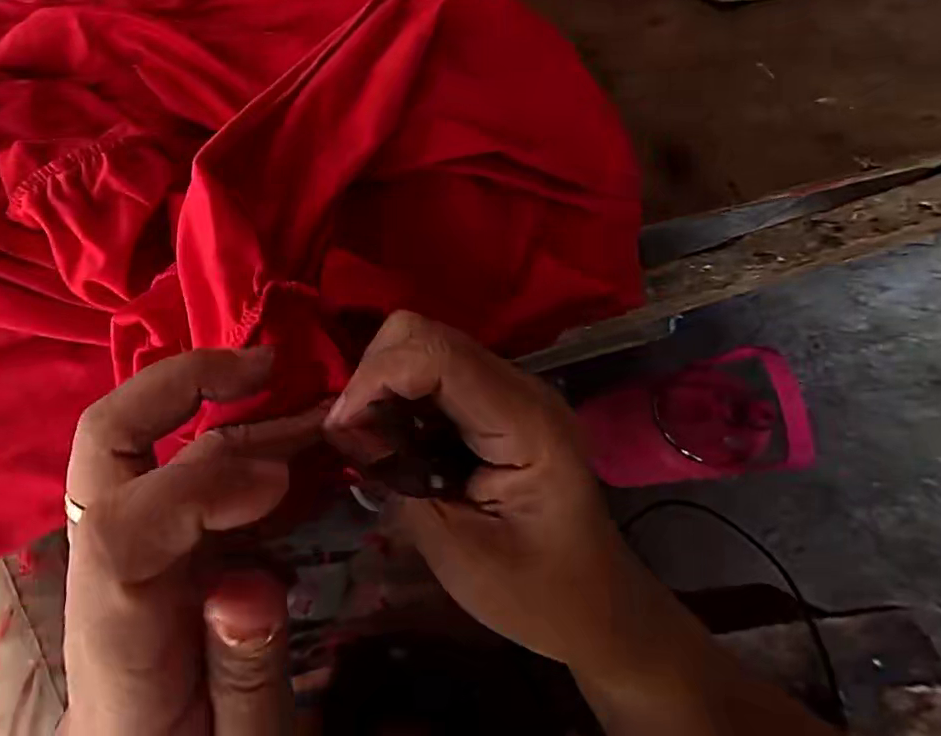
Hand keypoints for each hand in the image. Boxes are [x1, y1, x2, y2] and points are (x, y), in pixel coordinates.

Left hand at [63, 346, 318, 734]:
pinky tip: (282, 428)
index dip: (202, 487)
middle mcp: (102, 564)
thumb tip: (248, 583)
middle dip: (177, 383)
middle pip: (103, 441)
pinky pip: (176, 458)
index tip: (279, 480)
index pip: (123, 533)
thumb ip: (244, 681)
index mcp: (112, 635)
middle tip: (261, 366)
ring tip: (294, 391)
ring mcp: (122, 535)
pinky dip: (228, 428)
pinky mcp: (150, 528)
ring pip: (141, 435)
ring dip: (216, 397)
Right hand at [324, 311, 622, 665]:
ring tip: (369, 434)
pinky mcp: (493, 396)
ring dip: (381, 380)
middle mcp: (519, 386)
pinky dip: (397, 389)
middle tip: (354, 431)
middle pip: (423, 333)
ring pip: (421, 341)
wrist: (598, 608)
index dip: (377, 376)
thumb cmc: (537, 593)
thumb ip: (397, 479)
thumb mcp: (458, 551)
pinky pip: (430, 366)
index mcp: (525, 422)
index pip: (438, 355)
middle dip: (374, 373)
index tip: (342, 426)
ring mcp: (508, 386)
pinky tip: (393, 432)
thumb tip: (342, 429)